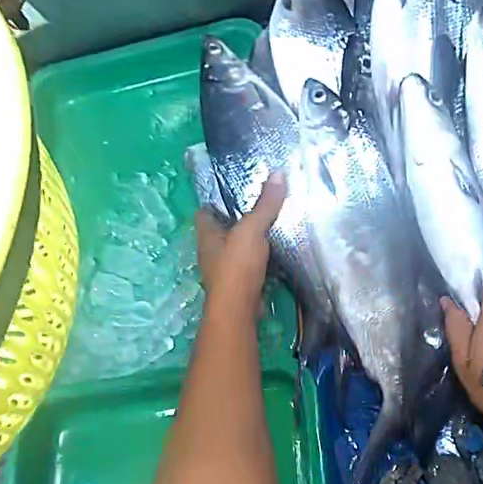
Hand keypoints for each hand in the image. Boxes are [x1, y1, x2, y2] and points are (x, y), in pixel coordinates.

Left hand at [197, 171, 284, 318]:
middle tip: (258, 211)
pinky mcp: (237, 286)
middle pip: (220, 232)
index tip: (236, 194)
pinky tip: (273, 258)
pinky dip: (257, 262)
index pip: (205, 212)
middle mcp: (210, 252)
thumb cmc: (238, 265)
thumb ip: (265, 205)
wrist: (239, 309)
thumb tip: (278, 174)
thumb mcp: (252, 229)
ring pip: (233, 251)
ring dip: (247, 244)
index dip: (216, 202)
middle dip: (236, 223)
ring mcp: (222, 271)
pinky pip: (246, 268)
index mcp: (206, 235)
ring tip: (269, 231)